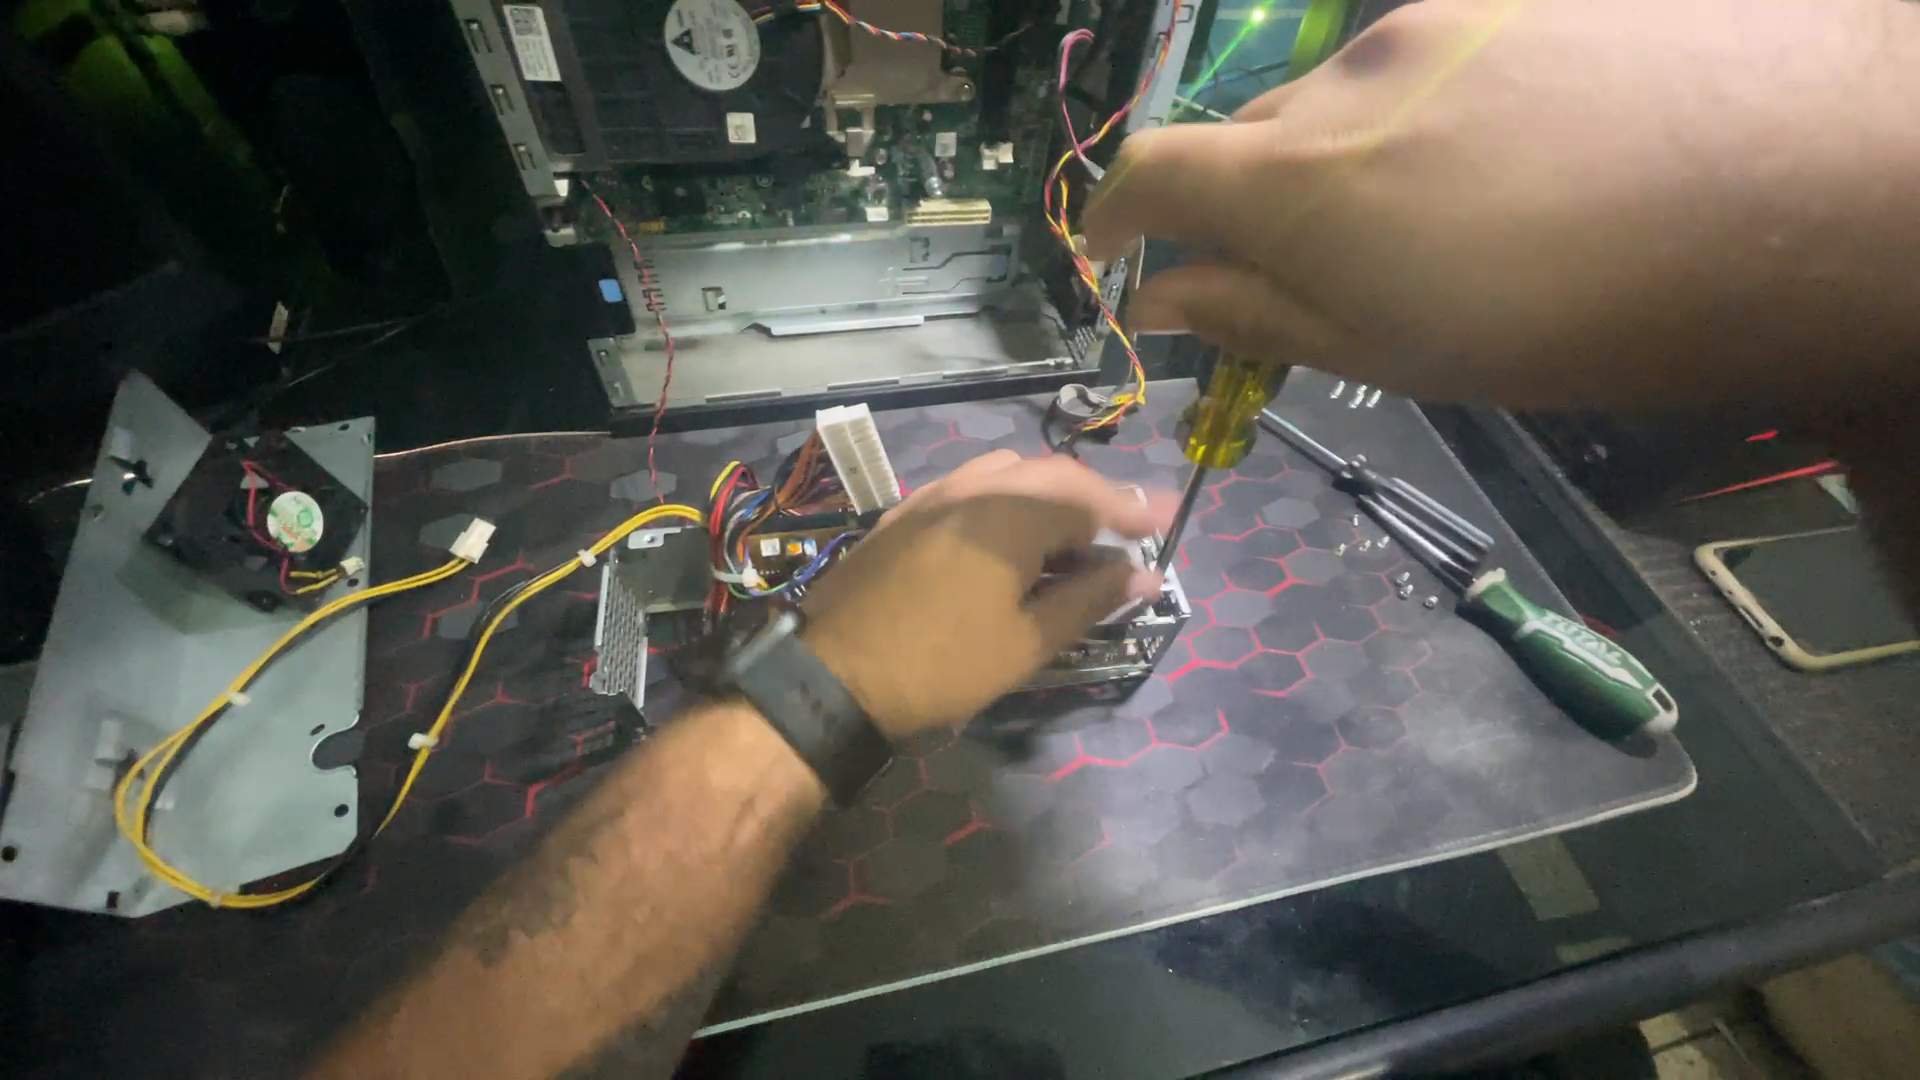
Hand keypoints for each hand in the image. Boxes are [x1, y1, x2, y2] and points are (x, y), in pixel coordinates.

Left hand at [799, 451, 1172, 740]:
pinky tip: (1008, 534)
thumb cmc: (941, 666)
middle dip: (1092, 498)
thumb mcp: (1026, 642)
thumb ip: (1088, 599)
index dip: (1131, 510)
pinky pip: (968, 491)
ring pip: (1005, 477)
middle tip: (1122, 529)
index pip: (1087, 497)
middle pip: (1048, 476)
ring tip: (1069, 533)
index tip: (1165, 519)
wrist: (831, 676)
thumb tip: (1141, 574)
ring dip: (1046, 496)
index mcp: (1010, 514)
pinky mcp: (903, 516)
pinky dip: (1004, 503)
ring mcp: (931, 498)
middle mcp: (972, 489)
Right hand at [1084, 0, 1919, 408]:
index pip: (1151, 172)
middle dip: (1232, 206)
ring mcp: (1435, 20)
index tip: (1106, 255)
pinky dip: (1399, 122)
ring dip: (1324, 166)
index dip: (1110, 213)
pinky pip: (1410, 63)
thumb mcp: (1376, 349)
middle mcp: (1345, 78)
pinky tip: (1479, 161)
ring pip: (1326, 102)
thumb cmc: (1559, 321)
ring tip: (1406, 223)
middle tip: (1282, 269)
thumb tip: (1155, 298)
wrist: (1816, 195)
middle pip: (1239, 140)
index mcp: (1299, 182)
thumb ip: (1248, 312)